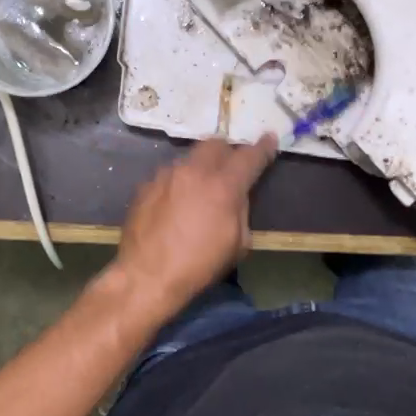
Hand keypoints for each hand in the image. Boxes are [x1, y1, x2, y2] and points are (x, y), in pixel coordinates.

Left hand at [115, 136, 276, 313]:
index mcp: (223, 186)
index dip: (263, 147)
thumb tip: (236, 196)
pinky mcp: (145, 185)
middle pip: (215, 144)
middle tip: (231, 166)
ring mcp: (166, 175)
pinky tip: (176, 203)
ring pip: (190, 158)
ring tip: (200, 188)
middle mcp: (194, 171)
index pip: (249, 156)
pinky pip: (169, 174)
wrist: (146, 276)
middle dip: (227, 151)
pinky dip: (179, 182)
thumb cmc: (198, 266)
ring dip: (201, 167)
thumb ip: (241, 211)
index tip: (269, 139)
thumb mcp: (237, 244)